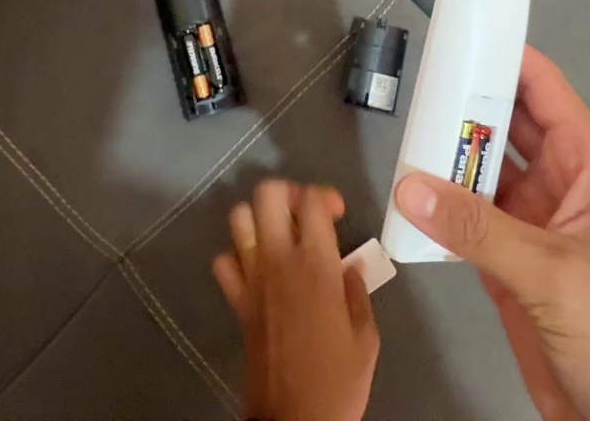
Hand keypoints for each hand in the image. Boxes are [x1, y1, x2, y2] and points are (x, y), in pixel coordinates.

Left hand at [212, 179, 378, 420]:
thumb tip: (351, 266)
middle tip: (305, 211)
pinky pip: (224, 260)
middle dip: (288, 191)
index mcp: (317, 265)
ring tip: (281, 232)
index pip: (312, 201)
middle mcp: (279, 260)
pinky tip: (258, 266)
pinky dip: (237, 255)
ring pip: (239, 218)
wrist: (295, 420)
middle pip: (268, 195)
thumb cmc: (338, 381)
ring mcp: (252, 278)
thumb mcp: (365, 337)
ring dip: (259, 216)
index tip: (337, 212)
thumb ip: (357, 292)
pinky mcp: (237, 300)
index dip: (325, 195)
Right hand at [394, 46, 589, 420]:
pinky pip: (470, 221)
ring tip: (400, 140)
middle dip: (463, 104)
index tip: (452, 34)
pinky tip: (409, 201)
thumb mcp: (556, 275)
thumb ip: (478, 228)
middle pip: (505, 125)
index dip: (502, 55)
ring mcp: (535, 225)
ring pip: (482, 172)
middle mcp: (559, 183)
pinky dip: (441, 211)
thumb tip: (406, 185)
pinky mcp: (513, 265)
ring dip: (447, 159)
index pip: (542, 88)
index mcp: (588, 164)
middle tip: (410, 88)